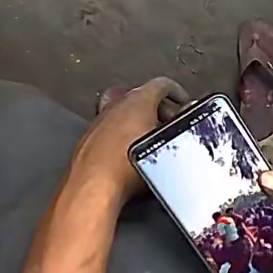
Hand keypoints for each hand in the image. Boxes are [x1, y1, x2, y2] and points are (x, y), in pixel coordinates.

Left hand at [67, 78, 188, 205]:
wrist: (92, 187)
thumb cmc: (126, 168)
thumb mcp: (166, 147)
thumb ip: (178, 128)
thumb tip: (184, 120)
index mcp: (137, 100)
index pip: (161, 84)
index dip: (176, 92)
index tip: (182, 102)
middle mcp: (115, 105)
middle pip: (141, 95)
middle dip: (158, 107)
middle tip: (169, 122)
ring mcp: (99, 120)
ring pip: (123, 111)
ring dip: (137, 119)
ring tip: (149, 137)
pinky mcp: (88, 138)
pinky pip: (110, 127)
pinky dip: (121, 133)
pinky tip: (128, 152)